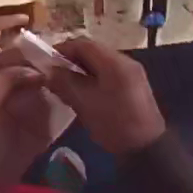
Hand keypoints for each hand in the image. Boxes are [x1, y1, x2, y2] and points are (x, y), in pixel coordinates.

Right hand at [39, 37, 165, 153]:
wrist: (146, 149)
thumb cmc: (113, 123)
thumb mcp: (83, 102)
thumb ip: (63, 82)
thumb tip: (47, 71)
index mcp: (114, 62)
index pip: (82, 43)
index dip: (61, 49)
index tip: (45, 61)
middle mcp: (125, 61)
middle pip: (92, 50)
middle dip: (70, 59)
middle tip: (54, 73)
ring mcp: (131, 72)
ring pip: (99, 61)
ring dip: (80, 68)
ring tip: (65, 83)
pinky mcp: (133, 84)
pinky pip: (108, 72)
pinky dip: (92, 76)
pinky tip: (83, 91)